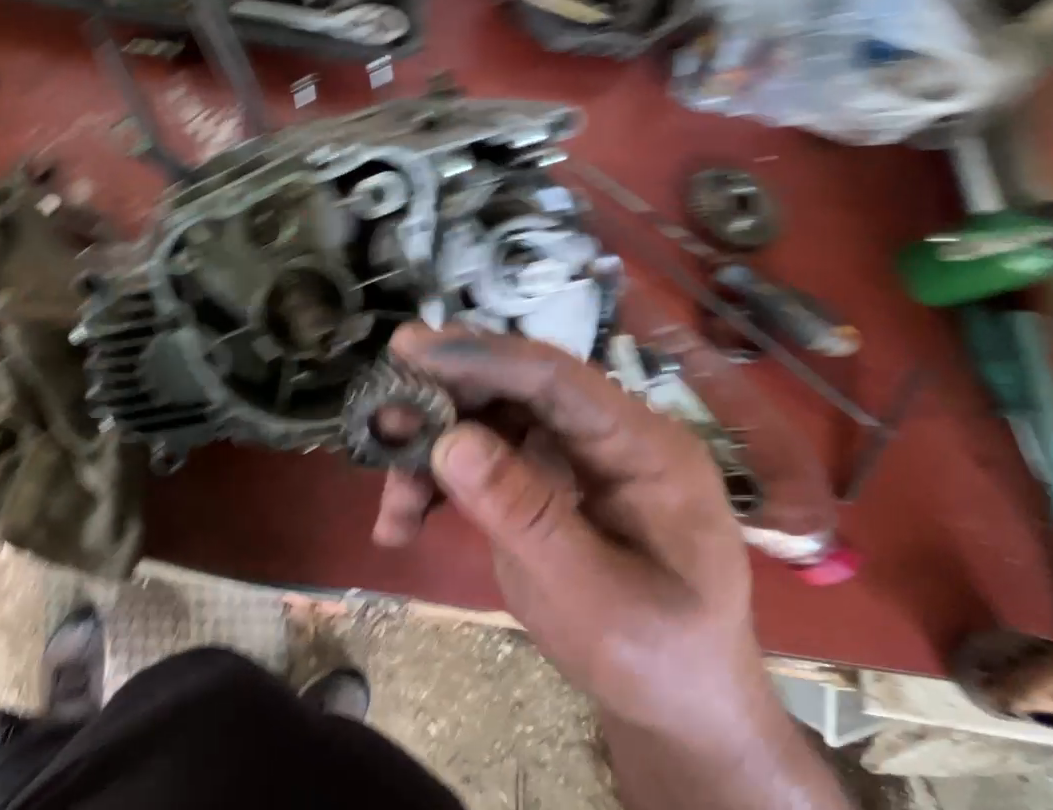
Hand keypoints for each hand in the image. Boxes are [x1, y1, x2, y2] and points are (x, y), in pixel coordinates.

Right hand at [372, 325, 781, 746]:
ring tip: (393, 506)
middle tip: (379, 423)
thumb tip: (450, 439)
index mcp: (643, 448)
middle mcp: (603, 437)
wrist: (674, 702)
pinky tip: (401, 525)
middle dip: (439, 403)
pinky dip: (431, 485)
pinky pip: (471, 460)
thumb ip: (523, 514)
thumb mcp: (591, 595)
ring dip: (426, 455)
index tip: (406, 351)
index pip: (556, 379)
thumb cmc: (654, 655)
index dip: (480, 359)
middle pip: (508, 390)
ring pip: (479, 422)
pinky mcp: (535, 481)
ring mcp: (567, 458)